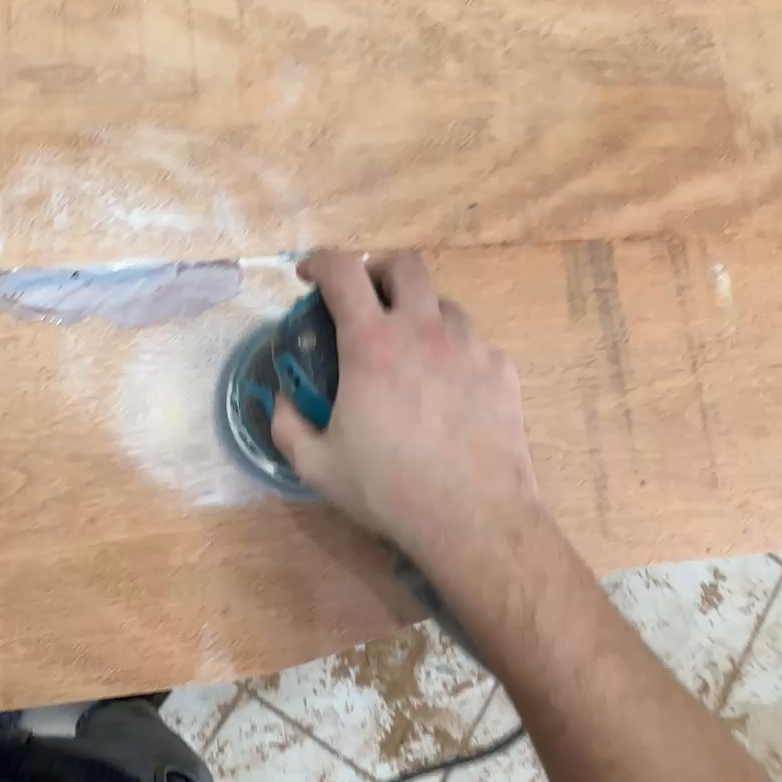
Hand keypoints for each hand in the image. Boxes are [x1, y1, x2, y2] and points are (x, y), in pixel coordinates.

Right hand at [271, 251, 546, 607]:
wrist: (474, 519)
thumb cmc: (388, 490)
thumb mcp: (316, 465)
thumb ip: (286, 424)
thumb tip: (280, 398)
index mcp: (372, 344)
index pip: (343, 272)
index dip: (319, 262)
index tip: (308, 275)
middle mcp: (423, 331)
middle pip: (404, 265)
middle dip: (377, 270)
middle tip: (365, 299)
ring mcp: (470, 347)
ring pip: (442, 303)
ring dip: (417, 313)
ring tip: (408, 349)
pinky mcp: (501, 370)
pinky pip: (473, 343)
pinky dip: (451, 352)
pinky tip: (445, 390)